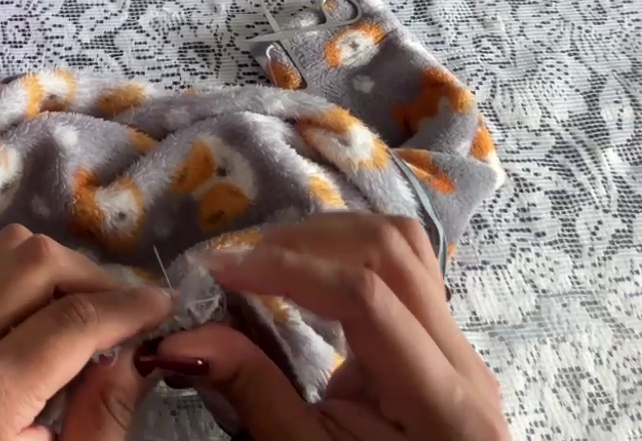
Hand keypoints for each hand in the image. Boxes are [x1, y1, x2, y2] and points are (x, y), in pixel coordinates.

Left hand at [0, 225, 173, 440]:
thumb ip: (106, 411)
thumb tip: (140, 347)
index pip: (68, 322)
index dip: (125, 306)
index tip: (165, 304)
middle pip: (35, 261)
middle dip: (93, 277)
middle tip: (126, 311)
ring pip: (9, 243)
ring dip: (57, 263)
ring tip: (85, 304)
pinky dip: (20, 258)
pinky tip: (42, 296)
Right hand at [157, 213, 509, 439]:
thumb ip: (251, 390)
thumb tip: (179, 336)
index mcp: (444, 404)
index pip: (365, 296)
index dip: (285, 270)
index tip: (220, 271)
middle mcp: (463, 359)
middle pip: (388, 249)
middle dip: (301, 242)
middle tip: (243, 265)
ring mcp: (455, 342)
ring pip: (398, 240)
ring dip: (323, 236)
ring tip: (270, 260)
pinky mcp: (436, 333)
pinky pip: (401, 259)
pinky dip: (344, 247)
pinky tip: (306, 267)